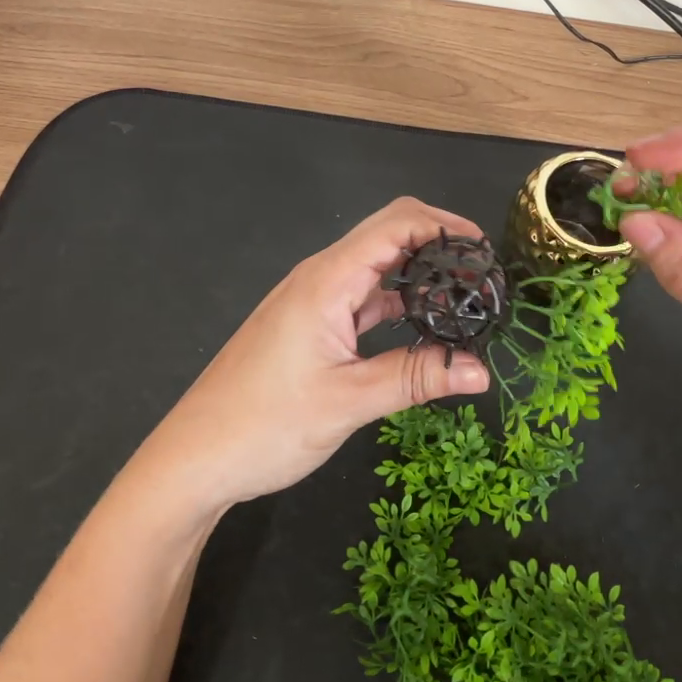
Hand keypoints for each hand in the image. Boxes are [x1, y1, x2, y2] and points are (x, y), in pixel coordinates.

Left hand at [133, 197, 492, 514]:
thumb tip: (480, 370)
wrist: (195, 457)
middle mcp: (318, 277)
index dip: (444, 225)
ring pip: (373, 266)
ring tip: (463, 297)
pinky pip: (360, 297)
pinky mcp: (308, 323)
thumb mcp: (349, 401)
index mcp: (327, 280)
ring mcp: (311, 300)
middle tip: (482, 274)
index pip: (395, 224)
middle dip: (436, 243)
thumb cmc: (266, 425)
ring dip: (417, 273)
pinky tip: (421, 325)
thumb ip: (415, 377)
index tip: (486, 250)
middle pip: (386, 234)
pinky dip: (394, 301)